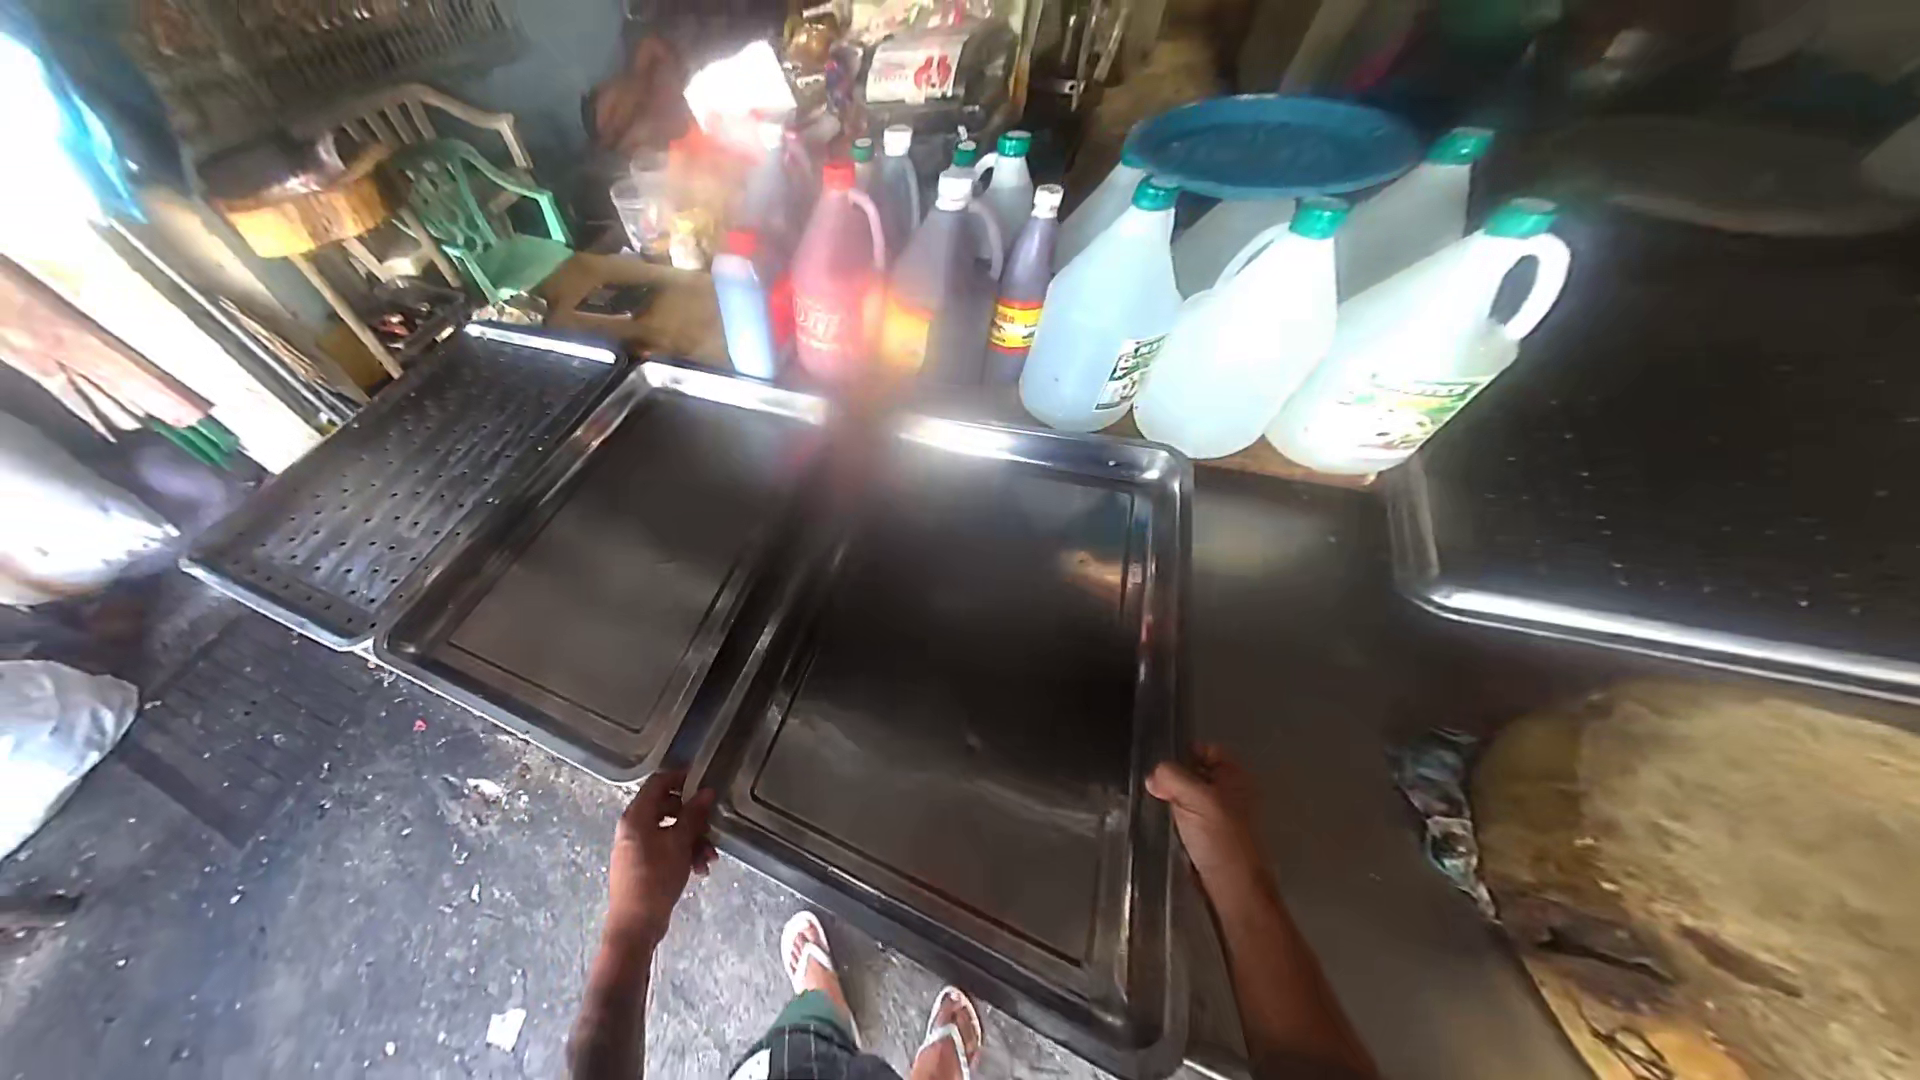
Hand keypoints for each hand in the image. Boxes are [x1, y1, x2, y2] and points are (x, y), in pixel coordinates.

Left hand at [606, 769, 716, 947]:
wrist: (635, 927)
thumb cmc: (656, 878)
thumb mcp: (680, 843)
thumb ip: (694, 814)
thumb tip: (707, 791)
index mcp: (636, 817)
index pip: (657, 782)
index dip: (680, 776)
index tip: (703, 779)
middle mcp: (633, 828)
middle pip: (667, 807)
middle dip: (693, 815)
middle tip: (710, 823)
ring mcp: (637, 847)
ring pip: (670, 829)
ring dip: (693, 838)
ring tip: (709, 856)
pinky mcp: (643, 864)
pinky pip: (667, 847)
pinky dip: (684, 853)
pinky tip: (700, 868)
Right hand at [1146, 744, 1267, 890]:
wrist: (1233, 890)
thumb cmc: (1221, 839)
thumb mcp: (1195, 797)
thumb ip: (1170, 776)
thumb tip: (1153, 777)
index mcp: (1234, 775)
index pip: (1204, 748)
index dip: (1182, 751)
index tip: (1160, 763)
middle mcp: (1229, 791)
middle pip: (1192, 771)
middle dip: (1172, 777)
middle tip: (1156, 786)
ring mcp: (1219, 815)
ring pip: (1186, 795)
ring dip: (1171, 800)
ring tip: (1157, 806)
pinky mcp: (1207, 836)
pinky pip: (1183, 817)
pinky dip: (1173, 818)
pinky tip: (1164, 825)